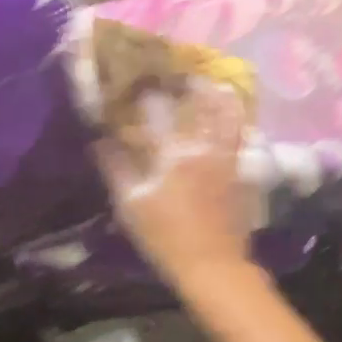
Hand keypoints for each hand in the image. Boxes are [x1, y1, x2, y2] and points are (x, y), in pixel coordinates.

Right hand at [92, 81, 257, 286]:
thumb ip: (116, 169)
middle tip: (187, 74)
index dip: (148, 92)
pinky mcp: (241, 176)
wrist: (213, 266)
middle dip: (195, 86)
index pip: (159, 111)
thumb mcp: (131, 205)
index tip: (140, 79)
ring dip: (222, 100)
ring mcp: (227, 161)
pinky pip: (240, 140)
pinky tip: (231, 122)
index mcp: (174, 153)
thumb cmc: (166, 237)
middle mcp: (204, 149)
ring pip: (229, 119)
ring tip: (217, 86)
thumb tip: (100, 142)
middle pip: (203, 106)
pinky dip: (235, 125)